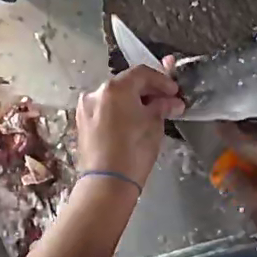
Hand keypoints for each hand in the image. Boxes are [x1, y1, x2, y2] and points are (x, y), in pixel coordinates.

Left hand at [76, 66, 184, 186]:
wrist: (107, 182)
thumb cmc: (134, 150)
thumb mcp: (154, 124)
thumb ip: (161, 106)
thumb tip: (171, 102)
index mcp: (114, 88)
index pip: (142, 73)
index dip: (161, 80)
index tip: (174, 92)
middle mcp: (96, 92)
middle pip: (126, 83)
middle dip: (148, 91)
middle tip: (167, 101)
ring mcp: (85, 108)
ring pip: (114, 97)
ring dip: (134, 101)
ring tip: (152, 113)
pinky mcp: (82, 123)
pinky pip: (105, 110)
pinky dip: (120, 111)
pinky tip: (133, 121)